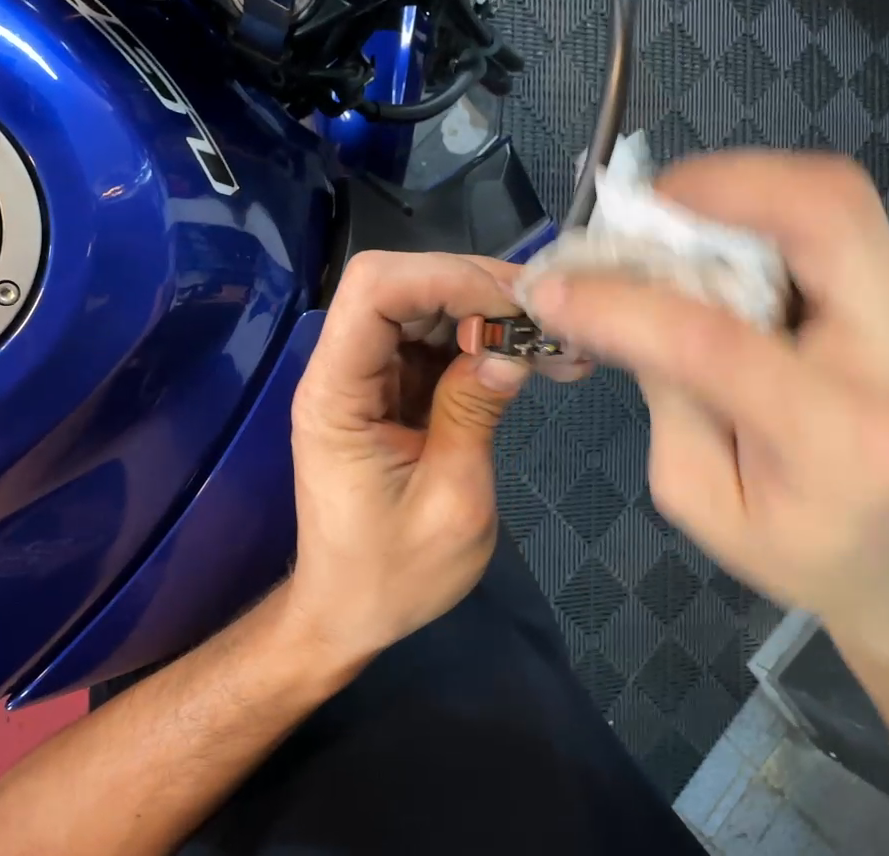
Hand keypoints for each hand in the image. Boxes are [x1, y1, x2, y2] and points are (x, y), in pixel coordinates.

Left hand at [285, 251, 588, 663]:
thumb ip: (474, 414)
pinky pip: (434, 341)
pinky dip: (482, 339)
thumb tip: (513, 348)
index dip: (446, 278)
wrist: (350, 611)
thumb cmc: (392, 575)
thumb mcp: (451, 502)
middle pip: (400, 284)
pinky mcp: (391, 389)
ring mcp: (367, 377)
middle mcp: (342, 370)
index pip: (374, 290)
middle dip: (475, 288)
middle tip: (548, 320)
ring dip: (486, 311)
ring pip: (423, 305)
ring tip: (552, 340)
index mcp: (336, 394)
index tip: (516, 309)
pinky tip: (529, 357)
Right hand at [523, 152, 888, 638]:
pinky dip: (755, 209)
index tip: (553, 287)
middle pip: (829, 216)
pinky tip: (704, 237)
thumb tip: (628, 302)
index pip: (719, 342)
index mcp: (835, 438)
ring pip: (836, 200)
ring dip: (738, 188)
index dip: (624, 304)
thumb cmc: (790, 551)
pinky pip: (828, 223)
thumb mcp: (698, 494)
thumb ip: (668, 394)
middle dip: (720, 186)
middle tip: (639, 208)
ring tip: (664, 216)